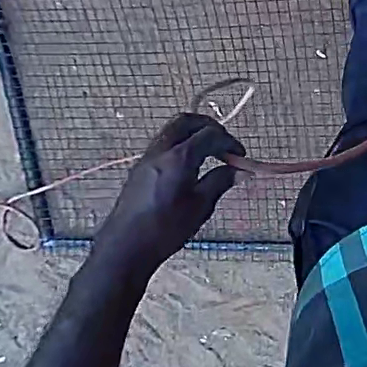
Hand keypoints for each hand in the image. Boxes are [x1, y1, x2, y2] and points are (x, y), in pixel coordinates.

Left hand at [90, 114, 244, 281]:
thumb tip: (238, 170)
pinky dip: (180, 145)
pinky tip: (189, 166)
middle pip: (186, 121)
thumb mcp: (200, 206)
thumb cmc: (166, 228)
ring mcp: (147, 157)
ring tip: (208, 154)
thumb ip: (220, 182)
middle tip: (223, 143)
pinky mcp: (140, 168)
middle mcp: (161, 150)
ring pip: (172, 130)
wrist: (126, 246)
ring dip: (193, 134)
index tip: (240, 156)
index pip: (210, 135)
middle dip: (209, 127)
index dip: (229, 142)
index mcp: (180, 157)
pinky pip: (163, 144)